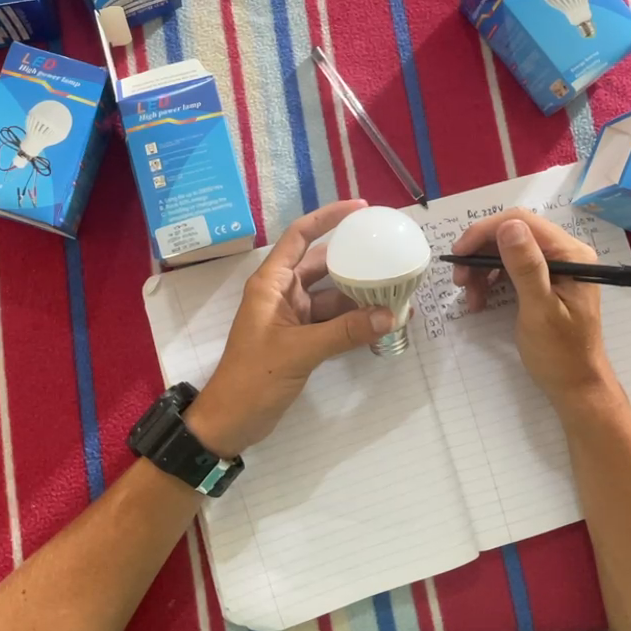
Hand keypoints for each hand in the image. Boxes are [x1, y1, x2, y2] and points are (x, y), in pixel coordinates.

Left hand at [183, 201, 395, 458]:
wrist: (231, 421)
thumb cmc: (253, 378)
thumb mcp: (299, 351)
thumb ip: (344, 332)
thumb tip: (389, 316)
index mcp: (271, 283)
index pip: (299, 236)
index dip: (327, 217)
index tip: (361, 208)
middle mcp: (282, 293)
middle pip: (322, 265)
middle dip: (355, 261)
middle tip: (391, 254)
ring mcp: (292, 317)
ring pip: (332, 296)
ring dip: (360, 296)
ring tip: (399, 293)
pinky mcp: (301, 340)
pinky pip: (333, 322)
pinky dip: (355, 321)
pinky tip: (383, 322)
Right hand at [451, 210, 621, 413]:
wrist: (575, 386)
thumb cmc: (560, 353)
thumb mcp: (540, 309)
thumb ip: (526, 267)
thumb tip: (507, 226)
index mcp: (571, 254)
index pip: (522, 222)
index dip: (485, 232)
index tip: (459, 254)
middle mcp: (564, 253)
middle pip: (511, 235)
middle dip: (480, 253)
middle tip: (459, 280)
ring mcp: (554, 267)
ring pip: (506, 251)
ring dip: (481, 269)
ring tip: (469, 296)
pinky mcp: (543, 281)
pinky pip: (509, 269)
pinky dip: (490, 280)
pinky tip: (479, 300)